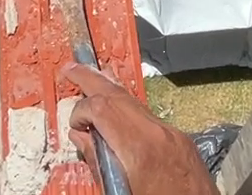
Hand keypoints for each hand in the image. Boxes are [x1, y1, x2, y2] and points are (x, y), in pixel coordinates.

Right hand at [62, 64, 213, 194]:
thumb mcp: (120, 194)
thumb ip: (99, 165)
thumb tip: (81, 137)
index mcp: (140, 150)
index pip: (102, 108)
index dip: (81, 110)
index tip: (74, 126)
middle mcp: (158, 133)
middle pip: (118, 95)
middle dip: (91, 80)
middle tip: (70, 68)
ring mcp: (173, 133)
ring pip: (135, 101)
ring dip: (109, 90)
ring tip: (89, 78)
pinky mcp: (182, 139)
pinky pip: (148, 115)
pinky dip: (127, 107)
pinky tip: (116, 107)